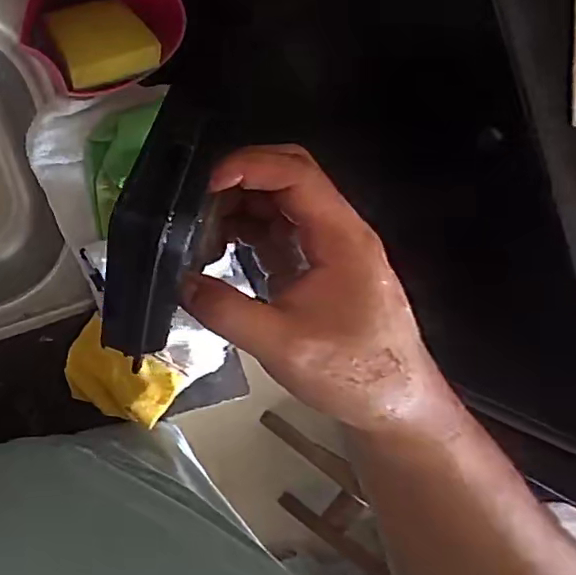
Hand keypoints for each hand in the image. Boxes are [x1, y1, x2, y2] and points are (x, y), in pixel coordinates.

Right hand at [179, 145, 461, 437]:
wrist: (395, 407)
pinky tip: (214, 248)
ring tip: (198, 229)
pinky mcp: (311, 266)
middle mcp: (335, 232)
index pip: (296, 175)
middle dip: (239, 177)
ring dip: (236, 205)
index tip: (206, 183)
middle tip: (195, 199)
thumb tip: (180, 282)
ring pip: (277, 202)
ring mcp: (324, 248)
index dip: (249, 167)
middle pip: (288, 176)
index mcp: (340, 238)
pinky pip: (273, 230)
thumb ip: (226, 310)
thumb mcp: (281, 345)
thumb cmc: (352, 374)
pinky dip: (241, 229)